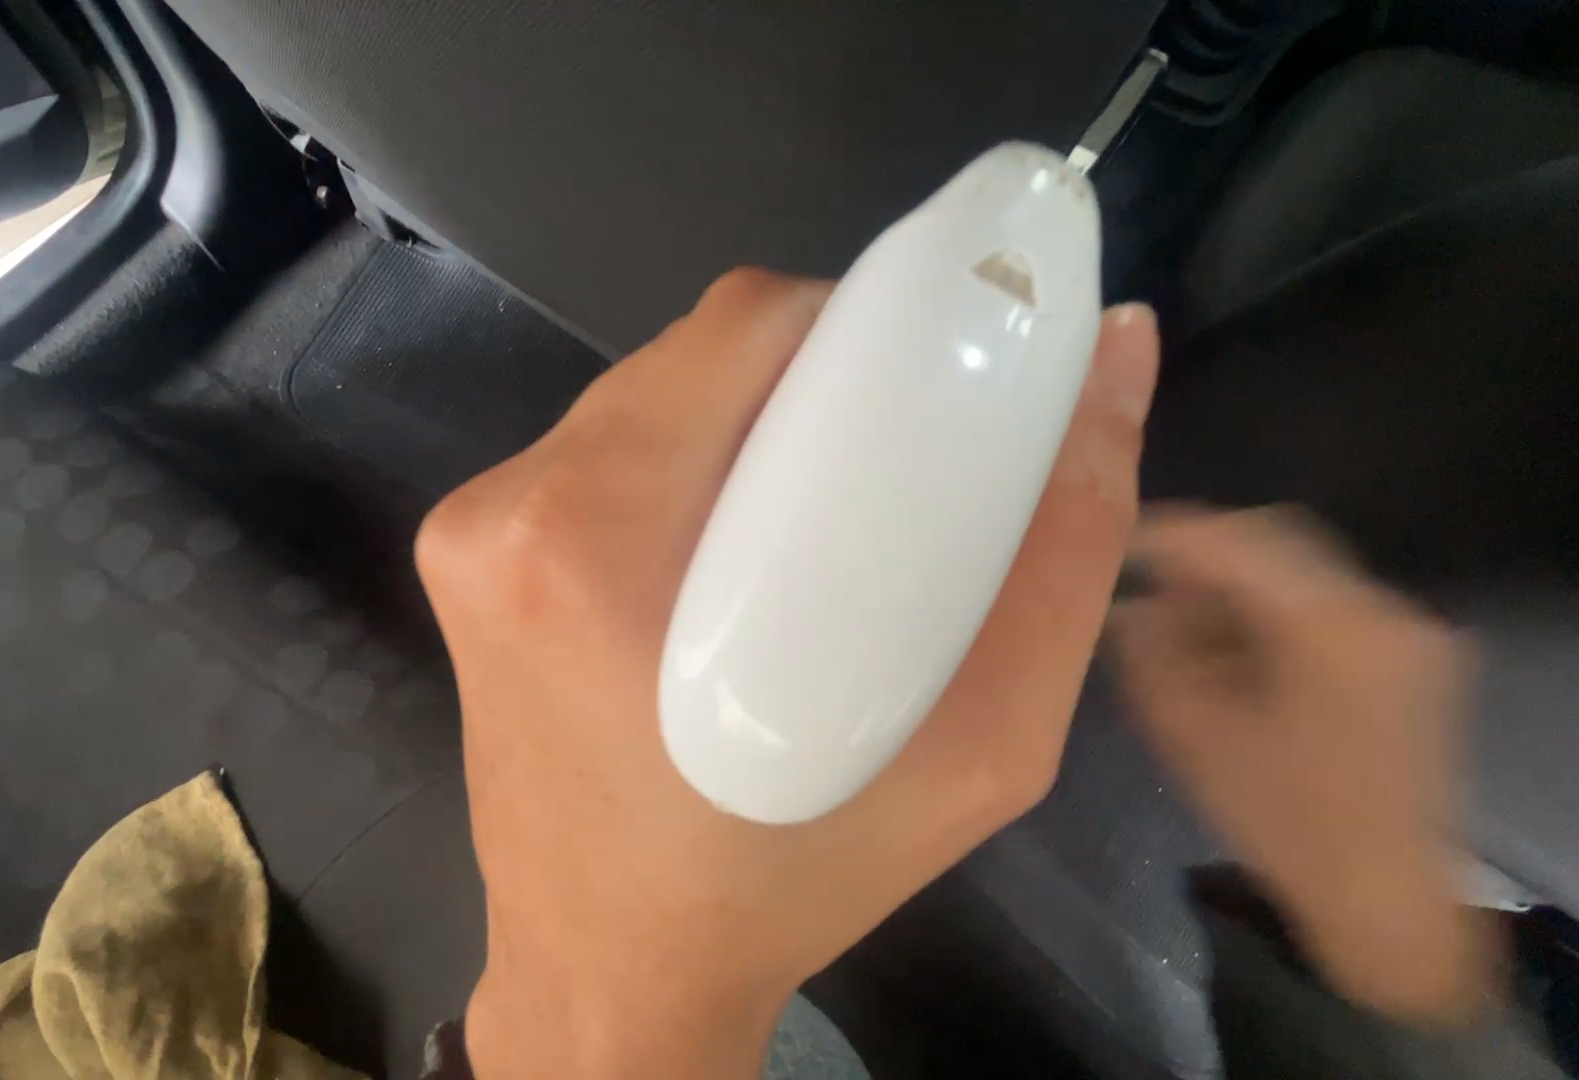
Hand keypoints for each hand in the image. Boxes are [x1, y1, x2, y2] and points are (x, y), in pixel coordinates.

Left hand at [417, 269, 1160, 1078]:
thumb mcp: (975, 747)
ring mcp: (470, 527)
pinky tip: (716, 539)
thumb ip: (1061, 549)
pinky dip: (670, 460)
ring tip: (796, 504)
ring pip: (639, 394)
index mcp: (600, 546)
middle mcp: (512, 515)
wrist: (607, 965)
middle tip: (869, 449)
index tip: (909, 378)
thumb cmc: (785, 876)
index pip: (740, 330)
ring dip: (733, 416)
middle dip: (796, 373)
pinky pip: (592, 450)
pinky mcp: (461, 549)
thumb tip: (1118, 358)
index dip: (845, 323)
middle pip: (685, 355)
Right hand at [1108, 507, 1497, 1024]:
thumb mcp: (1186, 729)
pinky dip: (1263, 608)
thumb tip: (1124, 602)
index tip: (1109, 539)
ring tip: (1179, 625)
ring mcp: (1405, 633)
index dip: (1165, 534)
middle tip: (1143, 582)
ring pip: (1296, 566)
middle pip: (1274, 537)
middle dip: (1199, 553)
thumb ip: (1146, 649)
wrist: (1382, 895)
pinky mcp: (1407, 656)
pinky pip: (1320, 600)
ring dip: (1229, 582)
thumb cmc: (1276, 816)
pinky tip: (1227, 648)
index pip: (1235, 542)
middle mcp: (1382, 613)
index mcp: (1330, 630)